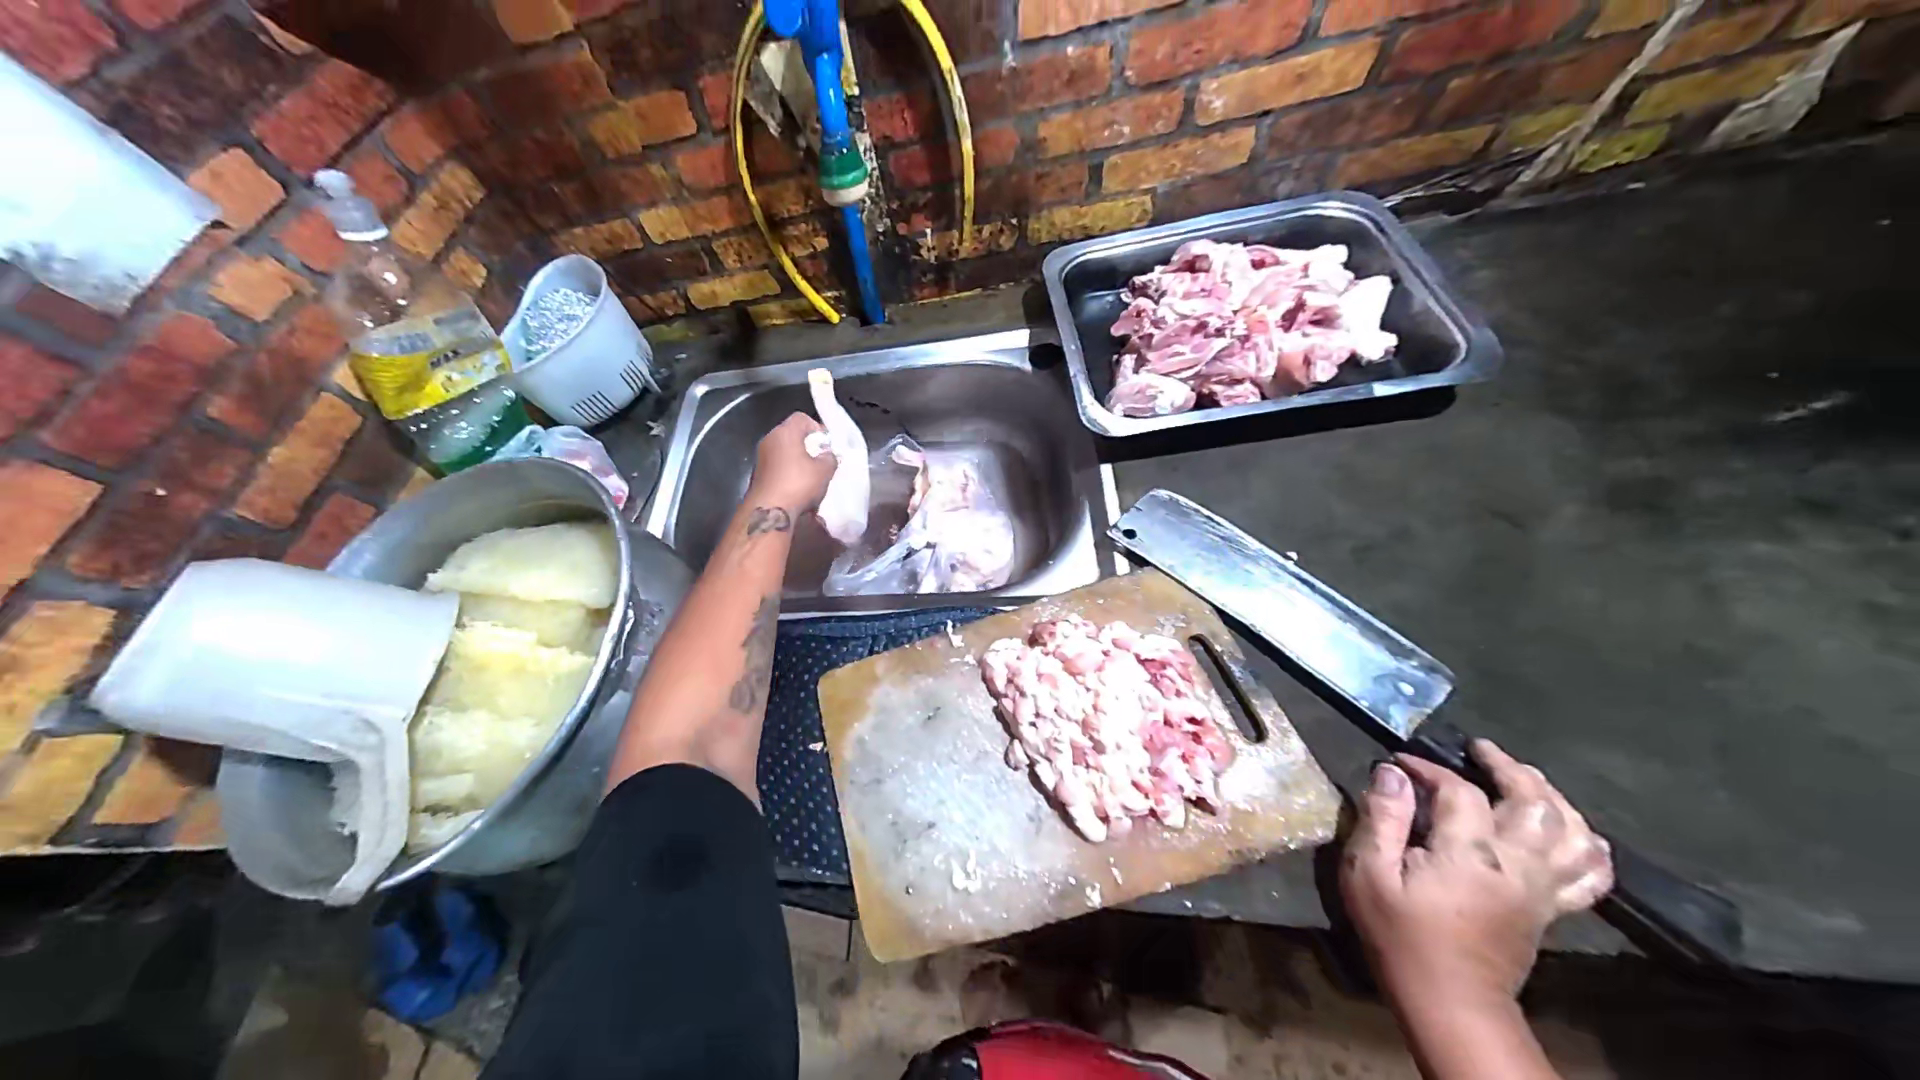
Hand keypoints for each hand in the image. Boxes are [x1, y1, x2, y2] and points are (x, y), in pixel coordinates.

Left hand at [748, 412, 835, 514]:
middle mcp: (769, 439)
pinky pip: (776, 465)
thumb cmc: (799, 484)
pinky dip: (787, 471)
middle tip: (820, 459)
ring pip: (783, 450)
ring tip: (810, 475)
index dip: (817, 428)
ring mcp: (761, 457)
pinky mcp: (757, 473)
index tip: (826, 444)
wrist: (769, 512)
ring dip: (796, 459)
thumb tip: (827, 455)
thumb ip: (830, 458)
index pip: (801, 418)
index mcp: (785, 432)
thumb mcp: (825, 471)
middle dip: (807, 444)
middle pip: (791, 433)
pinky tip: (796, 486)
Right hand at [1340, 740, 1612, 1012]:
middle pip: (1534, 802)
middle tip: (1479, 749)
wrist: (1449, 1002)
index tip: (1400, 763)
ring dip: (1552, 796)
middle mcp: (1518, 865)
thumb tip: (1391, 773)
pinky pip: (1591, 875)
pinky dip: (1589, 847)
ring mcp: (1543, 889)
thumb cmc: (1399, 934)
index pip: (1460, 791)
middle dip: (1507, 767)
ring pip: (1572, 831)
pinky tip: (1576, 830)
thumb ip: (1381, 818)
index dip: (1429, 769)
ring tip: (1525, 776)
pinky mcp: (1552, 910)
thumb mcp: (1369, 873)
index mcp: (1471, 855)